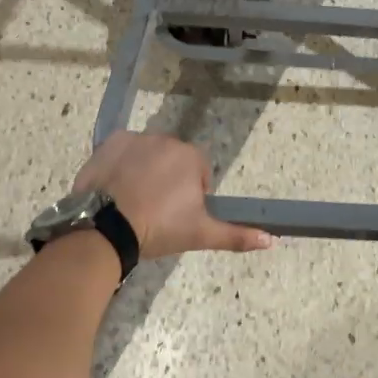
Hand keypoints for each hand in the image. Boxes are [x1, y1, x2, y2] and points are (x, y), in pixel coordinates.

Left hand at [69, 132, 273, 259]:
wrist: (106, 228)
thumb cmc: (159, 228)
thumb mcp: (200, 234)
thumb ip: (236, 234)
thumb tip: (272, 239)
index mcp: (191, 157)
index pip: (198, 173)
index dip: (190, 195)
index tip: (177, 216)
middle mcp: (167, 139)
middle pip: (172, 161)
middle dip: (167, 181)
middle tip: (155, 210)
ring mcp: (137, 138)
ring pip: (147, 154)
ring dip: (144, 171)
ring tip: (132, 201)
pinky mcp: (110, 142)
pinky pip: (122, 150)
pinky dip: (120, 164)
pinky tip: (114, 188)